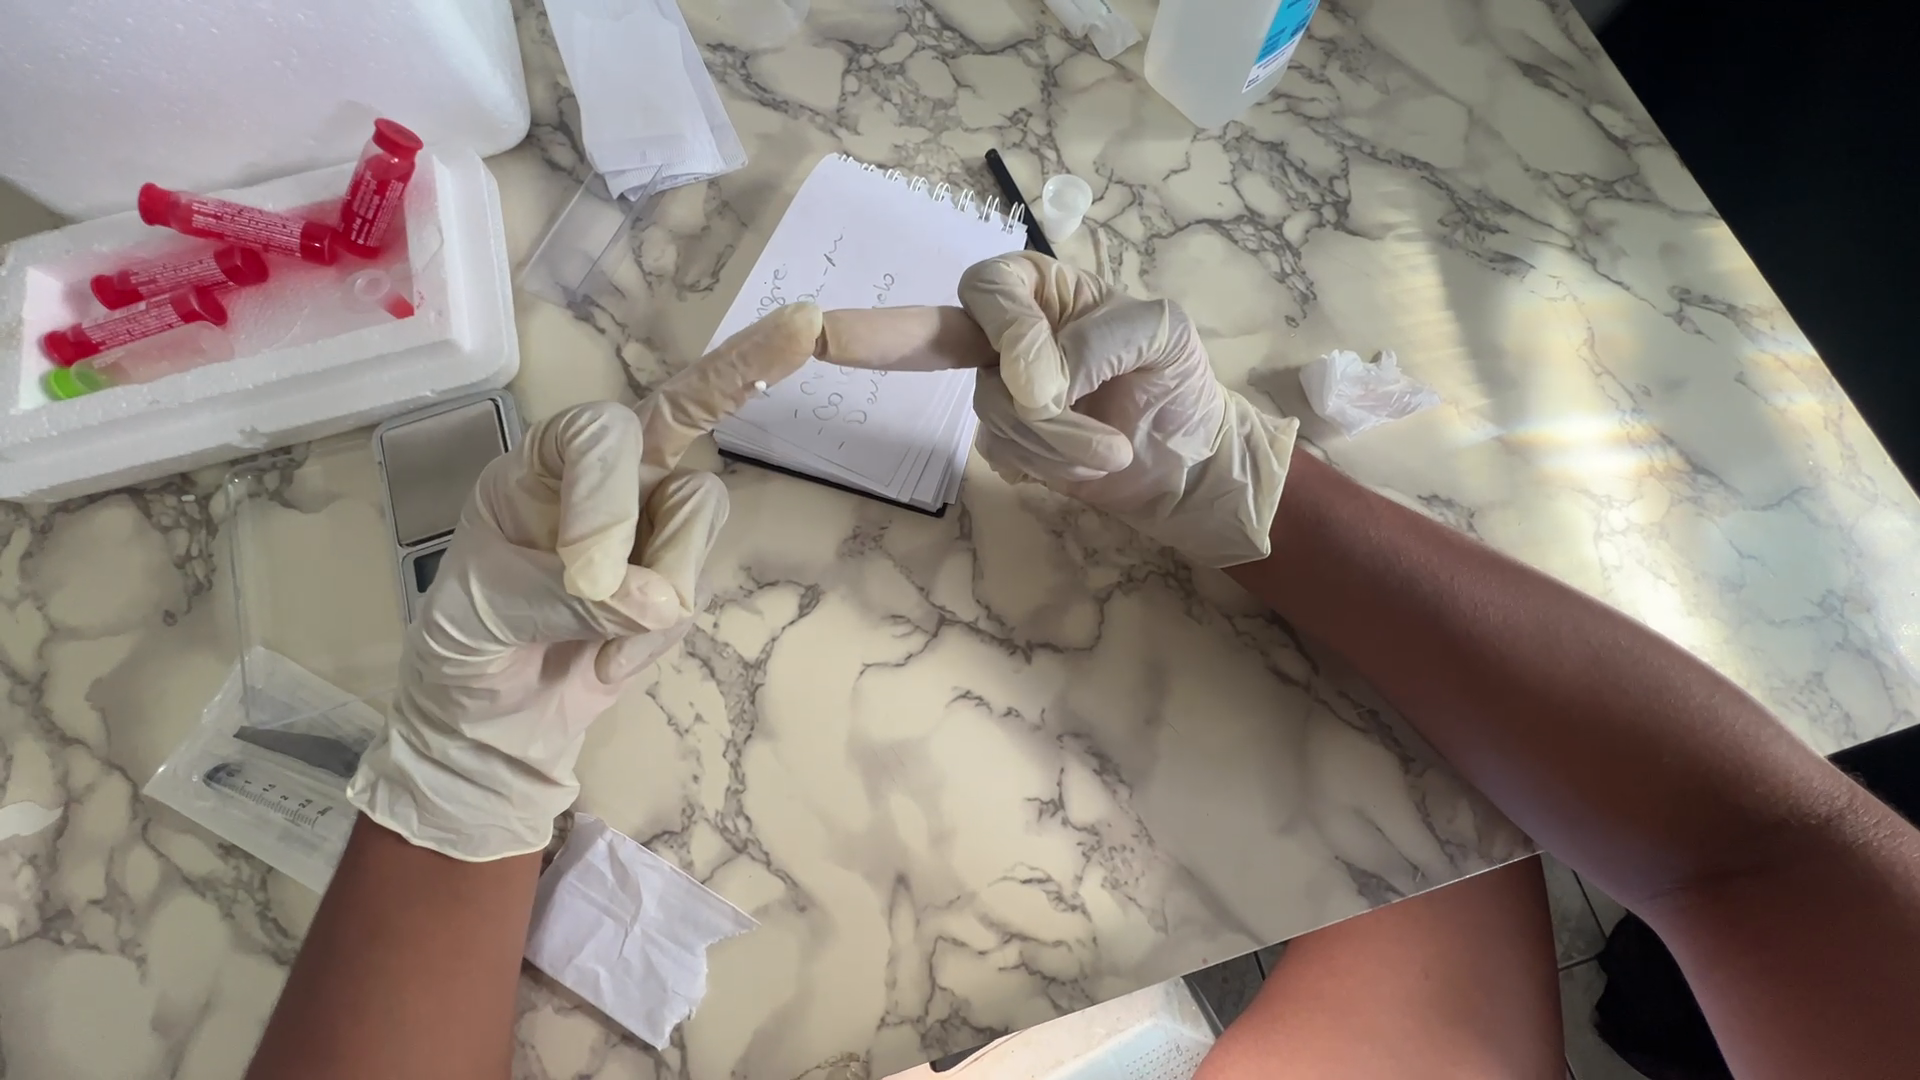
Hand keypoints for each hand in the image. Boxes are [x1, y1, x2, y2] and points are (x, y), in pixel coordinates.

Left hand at [347, 303, 822, 860]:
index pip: (596, 442)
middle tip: (804, 335)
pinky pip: (700, 574)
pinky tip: (619, 637)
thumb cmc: (473, 650)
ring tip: (597, 623)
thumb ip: (560, 583)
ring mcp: (662, 517)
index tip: (611, 581)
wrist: (504, 720)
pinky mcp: (690, 566)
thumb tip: (642, 592)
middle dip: (724, 396)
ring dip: (660, 575)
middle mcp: (610, 474)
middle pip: (682, 424)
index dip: (610, 501)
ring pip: (701, 516)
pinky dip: (663, 614)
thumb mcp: (482, 610)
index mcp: (540, 469)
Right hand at [958, 252, 1297, 565]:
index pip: (989, 287)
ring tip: (1112, 455)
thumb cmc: (1176, 383)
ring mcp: (1006, 390)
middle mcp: (1016, 336)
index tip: (1047, 386)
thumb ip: (1098, 341)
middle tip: (1096, 435)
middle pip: (978, 363)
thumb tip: (1036, 388)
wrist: (1183, 461)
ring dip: (1056, 445)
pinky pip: (998, 450)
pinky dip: (1045, 467)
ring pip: (992, 412)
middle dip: (1036, 410)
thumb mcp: (1162, 335)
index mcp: (1048, 292)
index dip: (1006, 329)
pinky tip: (1087, 468)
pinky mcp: (1008, 439)